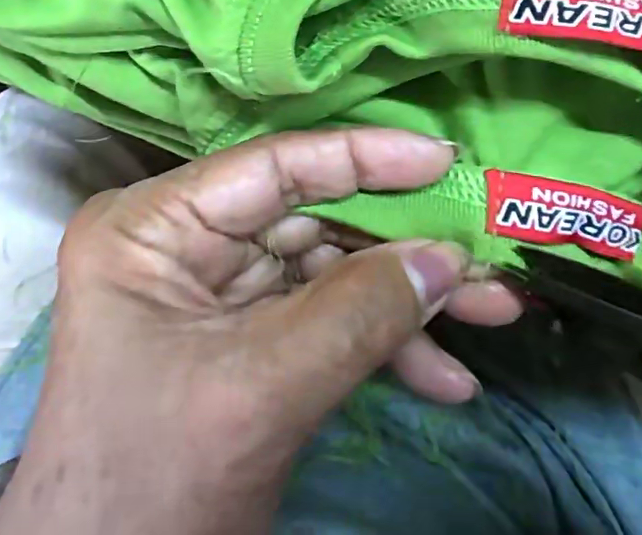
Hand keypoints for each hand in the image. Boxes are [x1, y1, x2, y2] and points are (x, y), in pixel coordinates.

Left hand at [0, 129, 521, 534]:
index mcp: (156, 226)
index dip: (364, 156)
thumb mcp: (257, 390)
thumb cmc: (149, 485)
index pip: (275, 167)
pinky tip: (446, 378)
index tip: (443, 158)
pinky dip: (387, 346)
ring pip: (334, 270)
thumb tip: (447, 257)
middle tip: (482, 252)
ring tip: (492, 312)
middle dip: (404, 245)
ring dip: (412, 299)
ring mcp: (221, 290)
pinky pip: (329, 320)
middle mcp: (188, 242)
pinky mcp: (250, 336)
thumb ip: (358, 314)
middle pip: (318, 219)